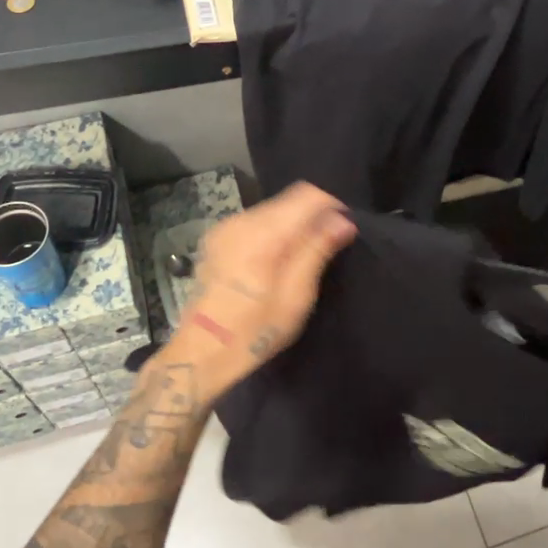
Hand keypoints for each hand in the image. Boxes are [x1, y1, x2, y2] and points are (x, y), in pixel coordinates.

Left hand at [157, 182, 354, 402]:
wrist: (203, 352)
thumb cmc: (255, 329)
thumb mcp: (296, 295)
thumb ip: (317, 250)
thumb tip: (342, 219)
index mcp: (262, 233)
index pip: (307, 195)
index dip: (331, 207)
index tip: (344, 231)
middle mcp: (240, 221)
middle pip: (287, 201)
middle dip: (311, 219)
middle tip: (325, 251)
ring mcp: (224, 229)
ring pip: (270, 212)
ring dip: (291, 227)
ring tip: (300, 261)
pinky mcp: (216, 240)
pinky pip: (253, 224)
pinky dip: (270, 235)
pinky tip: (273, 264)